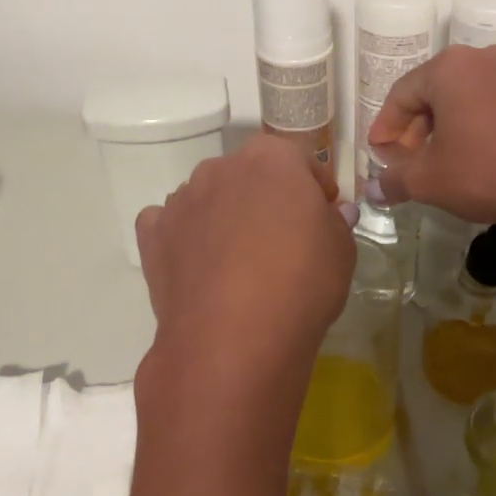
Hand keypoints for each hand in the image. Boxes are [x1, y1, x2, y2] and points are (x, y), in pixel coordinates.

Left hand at [134, 135, 357, 418]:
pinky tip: (199, 266)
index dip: (315, 189)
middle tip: (283, 240)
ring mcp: (183, 199)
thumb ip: (336, 221)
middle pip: (250, 176)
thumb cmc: (302, 283)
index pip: (300, 160)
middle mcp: (222, 168)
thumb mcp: (342, 251)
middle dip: (266, 199)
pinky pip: (171, 225)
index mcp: (272, 159)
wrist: (235, 337)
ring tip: (238, 262)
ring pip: (209, 197)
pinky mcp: (153, 235)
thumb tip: (332, 212)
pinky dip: (184, 238)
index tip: (324, 217)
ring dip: (224, 216)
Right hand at [365, 45, 495, 231]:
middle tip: (406, 161)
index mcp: (450, 68)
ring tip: (441, 160)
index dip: (385, 127)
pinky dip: (478, 123)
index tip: (379, 153)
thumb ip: (394, 179)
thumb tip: (374, 189)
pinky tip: (478, 154)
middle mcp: (484, 57)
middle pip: (435, 91)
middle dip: (416, 128)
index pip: (402, 94)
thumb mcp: (429, 181)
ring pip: (467, 96)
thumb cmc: (486, 174)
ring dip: (447, 125)